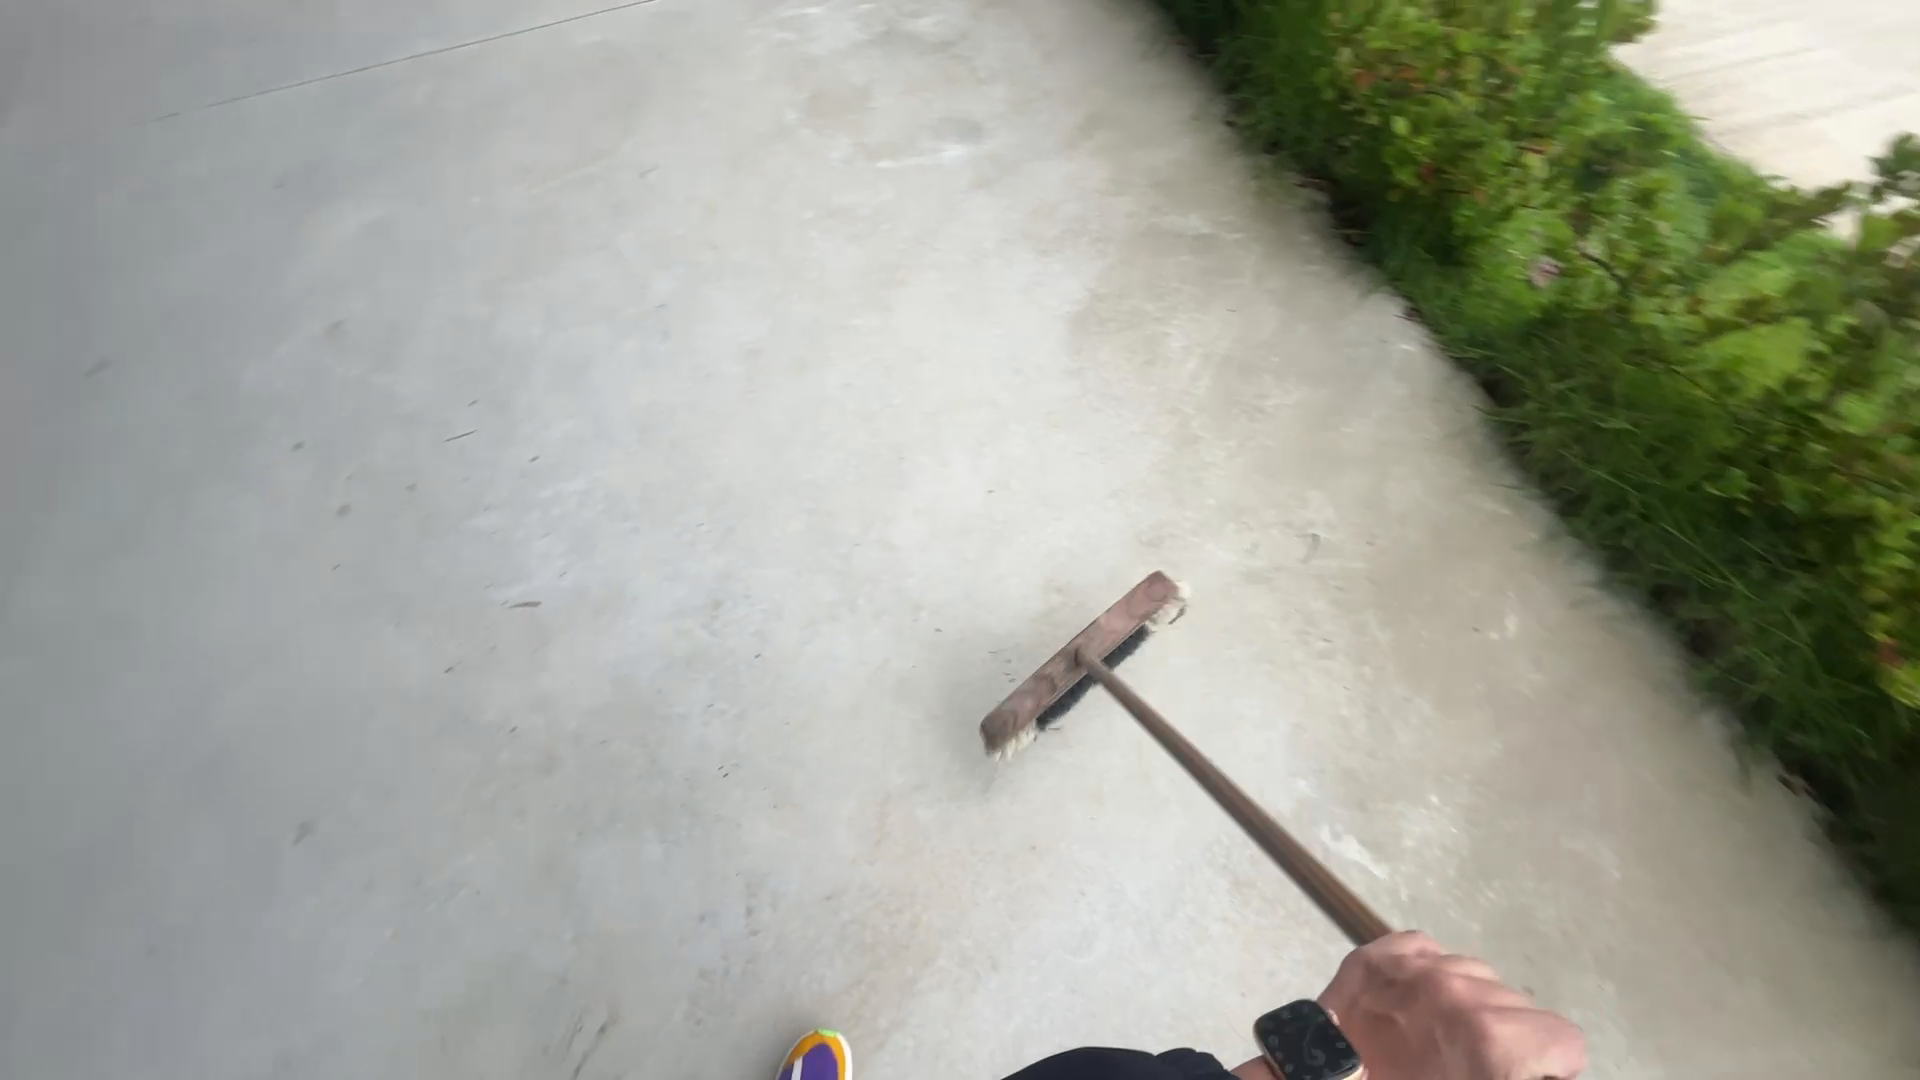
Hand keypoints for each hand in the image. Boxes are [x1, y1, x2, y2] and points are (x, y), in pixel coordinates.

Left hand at [1233, 931, 1586, 1079]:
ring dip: (1471, 998)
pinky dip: (1430, 969)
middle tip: (1479, 1059)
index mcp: (1495, 1040)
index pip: (1564, 1037)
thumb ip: (1516, 1071)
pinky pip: (1426, 948)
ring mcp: (1414, 966)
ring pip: (1475, 971)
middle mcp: (1460, 992)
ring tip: (1446, 1028)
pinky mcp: (1378, 953)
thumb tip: (1538, 1067)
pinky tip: (1420, 998)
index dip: (1550, 1064)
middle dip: (1511, 1033)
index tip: (1524, 1074)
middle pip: (1519, 1004)